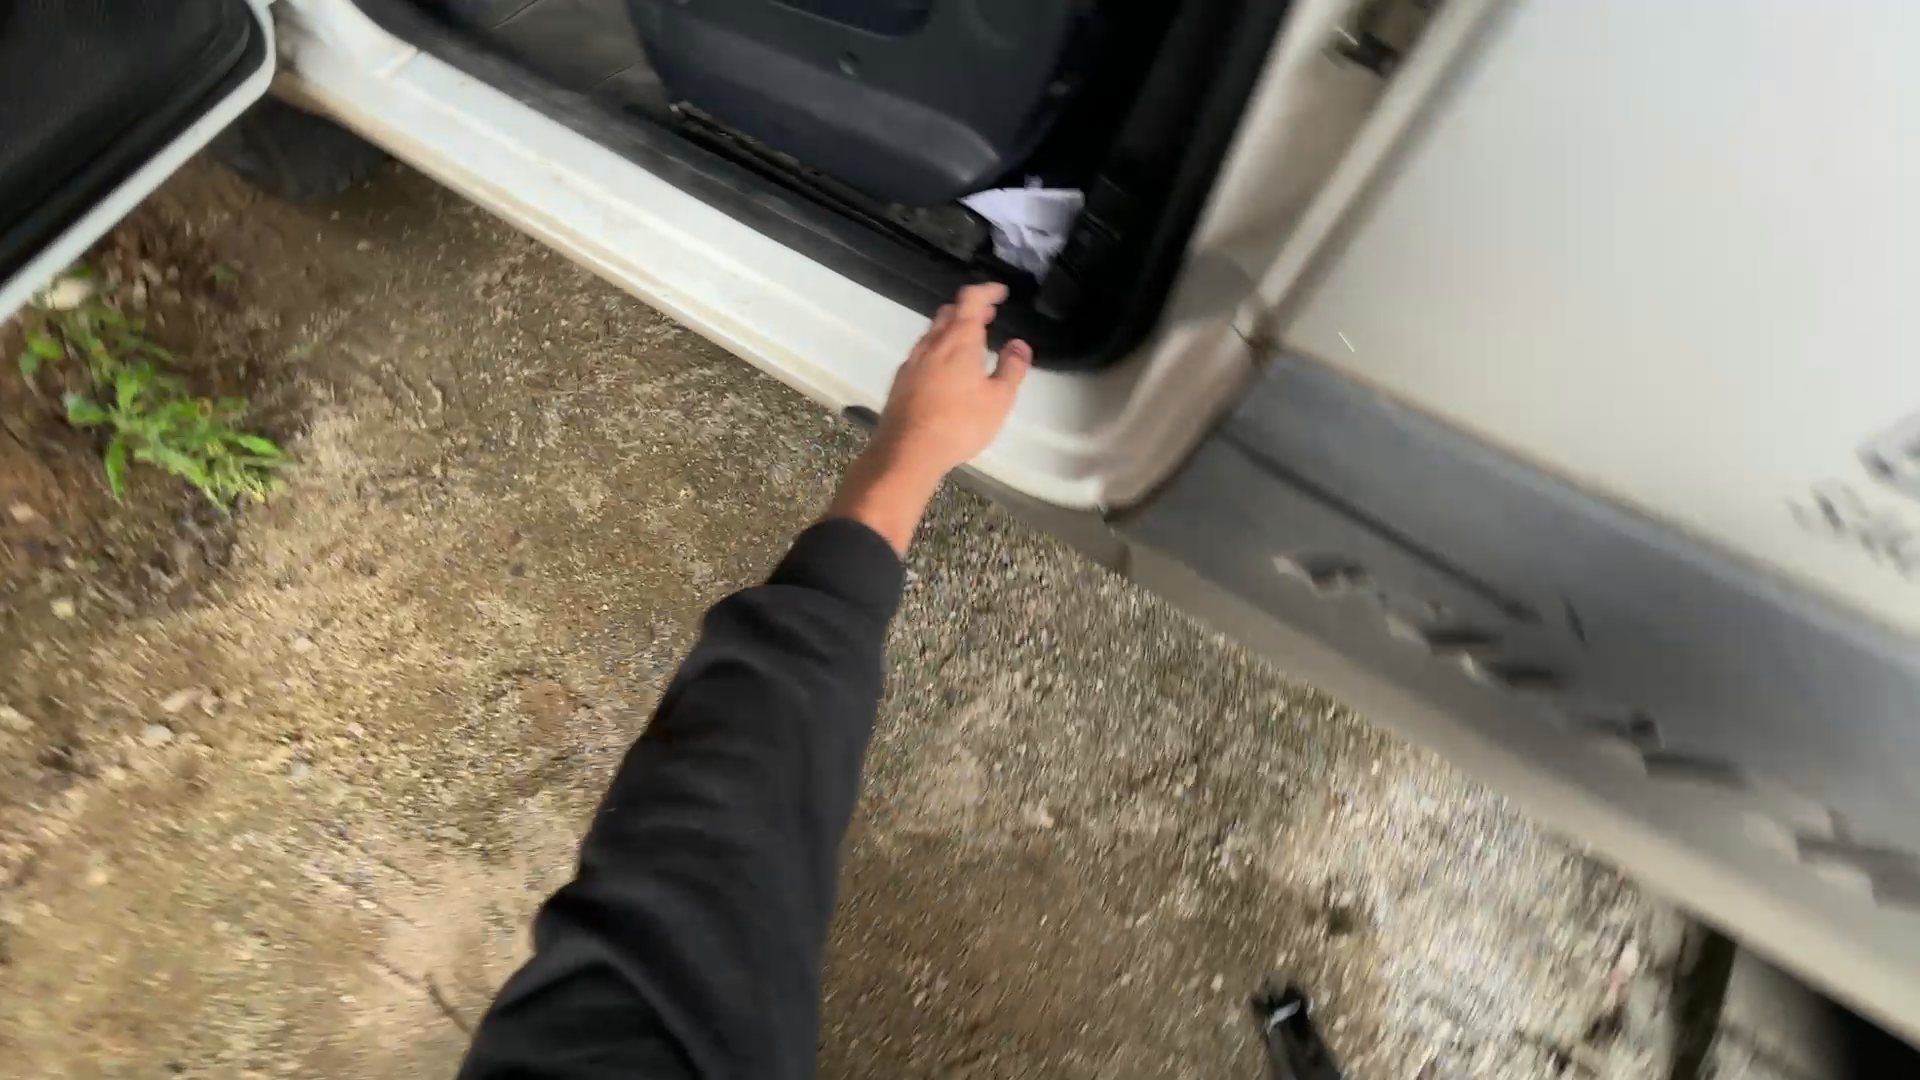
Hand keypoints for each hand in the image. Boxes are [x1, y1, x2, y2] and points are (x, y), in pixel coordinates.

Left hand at [872, 282, 1031, 478]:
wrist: (907, 450)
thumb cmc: (959, 423)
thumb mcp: (998, 399)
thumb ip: (1011, 368)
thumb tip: (1019, 344)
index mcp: (959, 339)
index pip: (971, 299)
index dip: (987, 291)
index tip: (1000, 293)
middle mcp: (932, 343)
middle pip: (949, 312)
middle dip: (970, 310)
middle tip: (989, 317)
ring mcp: (912, 361)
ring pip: (932, 333)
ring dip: (952, 330)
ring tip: (969, 343)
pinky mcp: (900, 381)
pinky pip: (922, 354)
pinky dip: (938, 350)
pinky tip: (944, 370)